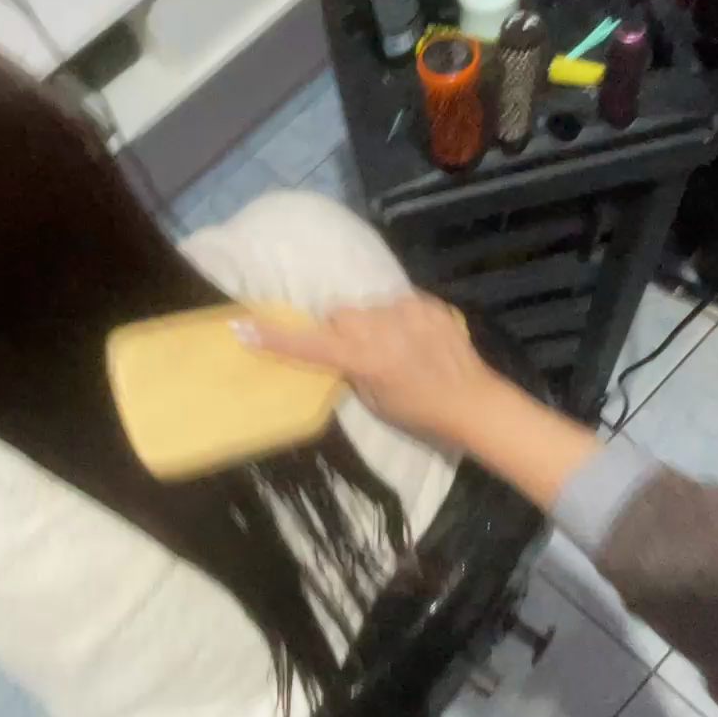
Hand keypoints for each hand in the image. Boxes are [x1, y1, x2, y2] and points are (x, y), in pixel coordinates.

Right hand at [244, 297, 511, 447]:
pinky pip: (398, 303)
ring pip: (369, 306)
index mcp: (367, 359)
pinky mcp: (430, 304)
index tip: (244, 326)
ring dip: (371, 322)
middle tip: (356, 351)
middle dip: (340, 329)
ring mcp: (410, 311)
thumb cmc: (419, 413)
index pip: (311, 345)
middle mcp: (384, 328)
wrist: (473, 402)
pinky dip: (398, 319)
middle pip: (340, 313)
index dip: (277, 338)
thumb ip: (351, 369)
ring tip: (395, 346)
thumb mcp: (374, 400)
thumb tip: (338, 348)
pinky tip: (416, 340)